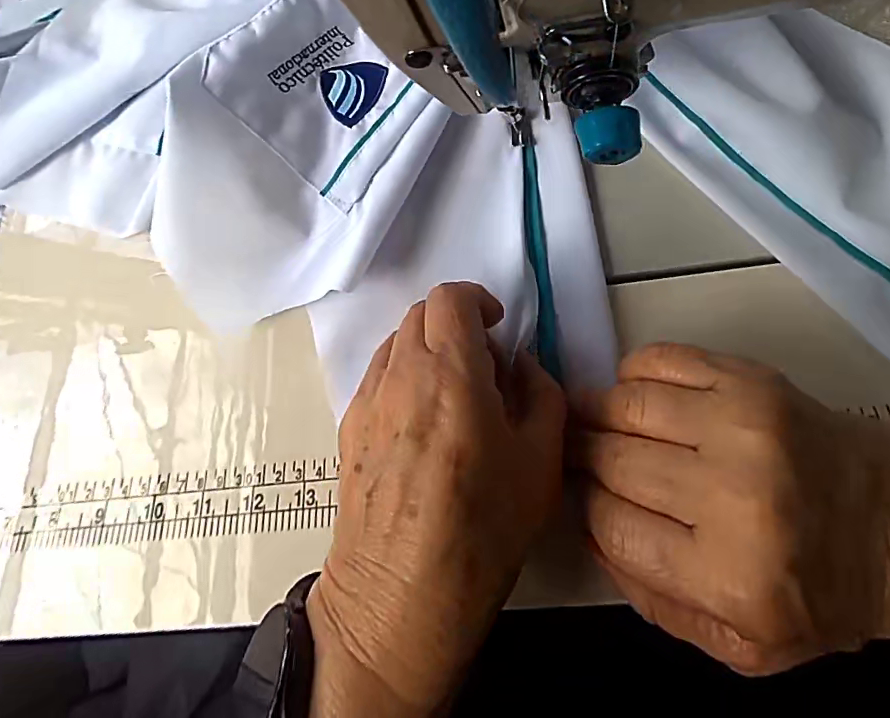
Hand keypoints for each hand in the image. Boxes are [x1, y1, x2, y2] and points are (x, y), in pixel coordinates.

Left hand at [308, 283, 565, 716]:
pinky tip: (422, 423)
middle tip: (483, 365)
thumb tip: (520, 363)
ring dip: (427, 349)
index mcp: (449, 372)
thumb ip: (540, 394)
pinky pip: (379, 375)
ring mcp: (368, 397)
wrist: (400, 592)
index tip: (496, 325)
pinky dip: (403, 375)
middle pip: (420, 313)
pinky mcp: (349, 422)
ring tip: (453, 395)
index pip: (449, 298)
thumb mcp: (540, 462)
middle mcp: (401, 373)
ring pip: (397, 341)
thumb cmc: (480, 529)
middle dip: (455, 324)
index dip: (476, 300)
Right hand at [570, 344, 889, 674]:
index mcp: (732, 579)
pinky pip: (652, 360)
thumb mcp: (740, 643)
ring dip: (600, 413)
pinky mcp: (749, 379)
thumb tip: (583, 522)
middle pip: (608, 458)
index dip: (585, 505)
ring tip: (606, 424)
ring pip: (621, 404)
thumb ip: (648, 595)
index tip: (589, 496)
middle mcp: (737, 498)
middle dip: (584, 457)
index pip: (607, 522)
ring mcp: (744, 428)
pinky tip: (647, 401)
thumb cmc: (820, 589)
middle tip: (585, 456)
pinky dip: (632, 377)